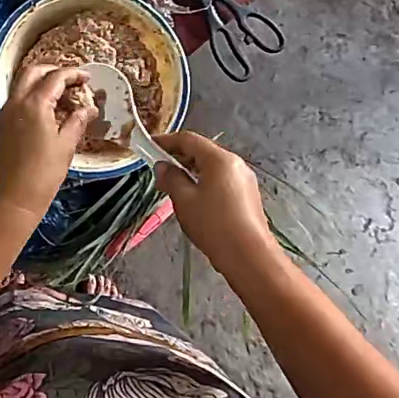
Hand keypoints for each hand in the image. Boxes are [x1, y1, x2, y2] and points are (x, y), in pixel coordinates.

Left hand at [0, 63, 92, 218]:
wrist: (13, 196)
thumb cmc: (42, 172)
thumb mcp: (66, 145)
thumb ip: (77, 121)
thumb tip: (89, 109)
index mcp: (34, 104)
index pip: (55, 77)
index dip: (73, 74)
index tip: (87, 77)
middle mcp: (16, 102)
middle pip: (33, 71)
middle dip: (54, 70)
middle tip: (74, 79)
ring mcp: (7, 111)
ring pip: (23, 82)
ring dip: (42, 80)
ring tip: (65, 92)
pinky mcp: (4, 122)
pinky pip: (19, 97)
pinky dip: (34, 93)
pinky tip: (51, 107)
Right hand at [153, 131, 279, 273]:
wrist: (249, 257)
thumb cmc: (214, 225)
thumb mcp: (184, 200)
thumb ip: (171, 178)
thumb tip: (162, 167)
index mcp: (220, 160)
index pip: (189, 140)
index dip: (166, 141)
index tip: (149, 145)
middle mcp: (236, 164)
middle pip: (202, 151)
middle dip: (178, 156)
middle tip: (158, 166)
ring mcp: (244, 180)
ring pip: (212, 166)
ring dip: (190, 169)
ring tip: (172, 183)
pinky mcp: (247, 195)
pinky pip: (221, 179)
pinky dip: (203, 180)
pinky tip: (192, 196)